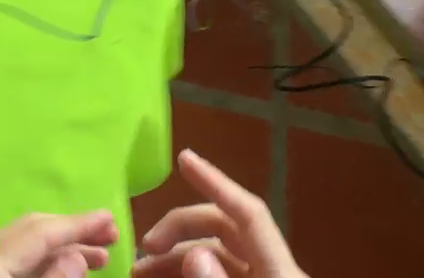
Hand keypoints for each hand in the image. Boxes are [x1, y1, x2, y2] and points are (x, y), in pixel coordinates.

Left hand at [0, 209, 120, 277]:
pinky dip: (41, 260)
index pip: (40, 234)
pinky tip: (64, 265)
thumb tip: (79, 254)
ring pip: (21, 244)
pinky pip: (12, 260)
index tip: (111, 220)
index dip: (78, 225)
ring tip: (98, 257)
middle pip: (30, 230)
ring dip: (60, 246)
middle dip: (72, 230)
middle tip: (110, 235)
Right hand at [132, 150, 307, 277]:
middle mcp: (271, 269)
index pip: (248, 212)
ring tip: (141, 270)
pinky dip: (186, 273)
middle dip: (180, 228)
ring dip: (175, 257)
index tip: (183, 157)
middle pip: (224, 229)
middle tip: (145, 245)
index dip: (216, 181)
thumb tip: (194, 253)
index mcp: (281, 270)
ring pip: (214, 256)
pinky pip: (216, 277)